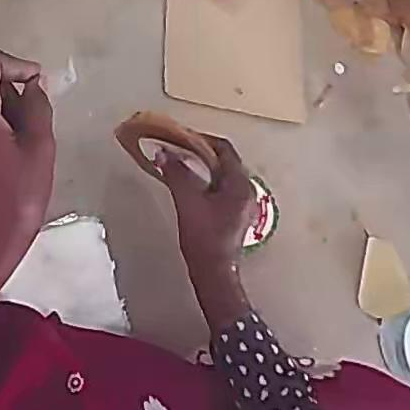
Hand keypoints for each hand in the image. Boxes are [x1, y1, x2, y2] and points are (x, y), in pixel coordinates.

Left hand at [0, 48, 56, 316]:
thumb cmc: (14, 198)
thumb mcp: (39, 147)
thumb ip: (37, 107)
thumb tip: (33, 85)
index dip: (17, 64)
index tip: (38, 82)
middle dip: (13, 90)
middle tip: (38, 119)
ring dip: (5, 109)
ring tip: (27, 141)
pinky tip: (12, 150)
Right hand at [156, 134, 254, 275]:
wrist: (213, 272)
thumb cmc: (205, 238)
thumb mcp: (187, 201)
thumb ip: (176, 173)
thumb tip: (163, 152)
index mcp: (240, 184)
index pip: (224, 149)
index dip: (202, 139)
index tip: (182, 136)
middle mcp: (246, 190)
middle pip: (224, 161)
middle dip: (201, 152)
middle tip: (179, 148)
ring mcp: (241, 204)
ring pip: (221, 174)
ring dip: (202, 166)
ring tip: (181, 163)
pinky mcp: (233, 215)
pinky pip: (220, 187)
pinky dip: (204, 180)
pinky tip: (189, 184)